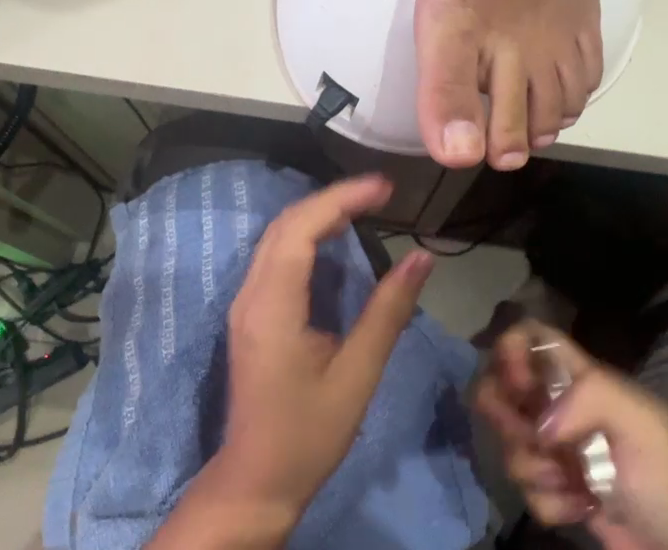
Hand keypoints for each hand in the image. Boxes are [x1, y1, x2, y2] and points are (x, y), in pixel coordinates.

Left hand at [219, 176, 436, 517]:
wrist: (257, 481)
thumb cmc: (308, 433)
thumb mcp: (358, 374)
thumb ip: (388, 312)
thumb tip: (421, 257)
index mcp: (272, 305)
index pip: (301, 228)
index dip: (342, 198)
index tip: (385, 187)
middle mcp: (251, 294)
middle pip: (285, 224)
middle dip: (333, 199)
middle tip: (381, 192)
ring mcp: (246, 304)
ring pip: (277, 237)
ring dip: (319, 214)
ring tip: (365, 207)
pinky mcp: (251, 314)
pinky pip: (276, 256)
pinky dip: (308, 236)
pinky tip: (336, 241)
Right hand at [474, 325, 667, 549]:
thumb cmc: (666, 477)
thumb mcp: (643, 423)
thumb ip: (593, 397)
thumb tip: (542, 423)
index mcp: (583, 378)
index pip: (533, 337)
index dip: (511, 350)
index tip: (519, 386)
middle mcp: (561, 407)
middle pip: (502, 387)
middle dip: (506, 418)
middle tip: (534, 440)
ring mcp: (555, 449)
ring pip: (509, 443)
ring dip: (535, 469)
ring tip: (575, 482)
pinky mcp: (552, 489)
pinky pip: (525, 488)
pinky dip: (549, 503)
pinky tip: (581, 506)